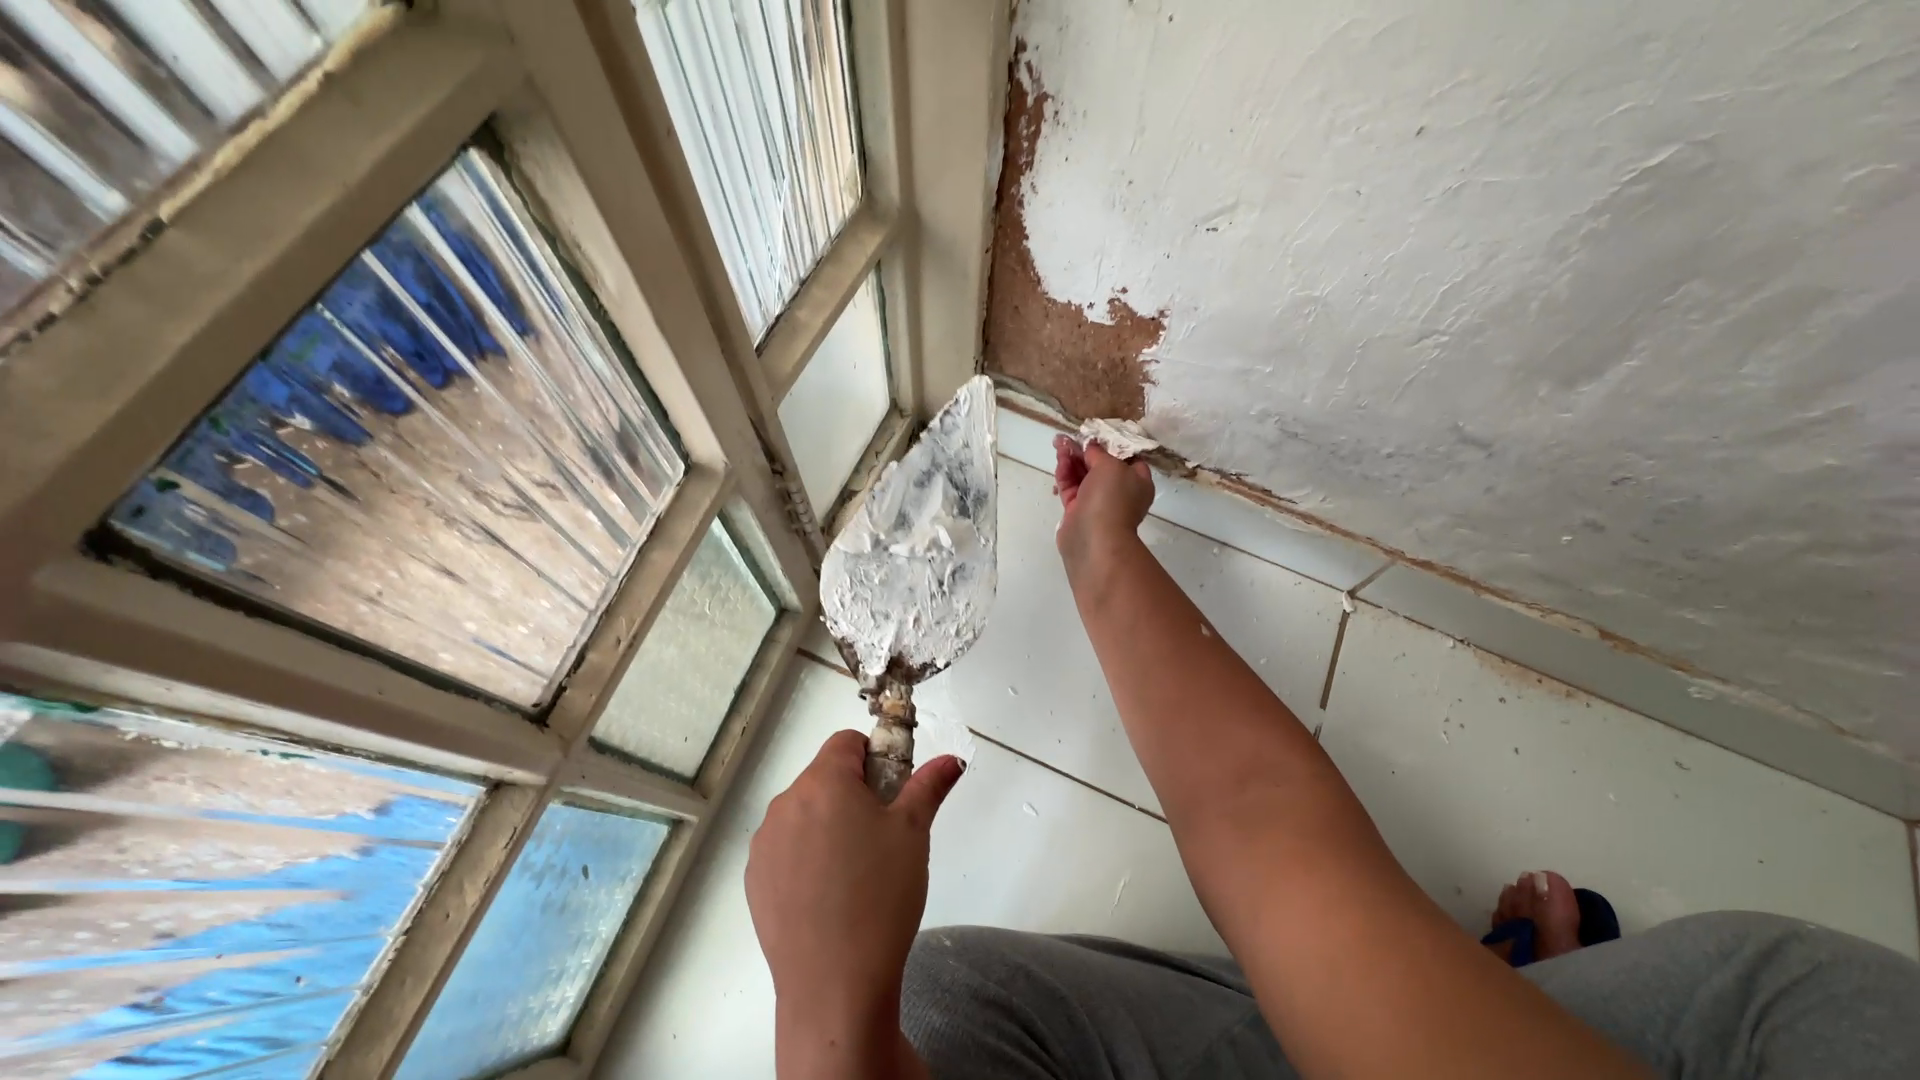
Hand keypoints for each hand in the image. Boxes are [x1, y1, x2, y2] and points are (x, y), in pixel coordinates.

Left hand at [747, 730, 964, 1026]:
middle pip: (822, 778)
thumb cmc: (882, 895)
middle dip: (852, 795)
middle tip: (881, 838)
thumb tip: (951, 759)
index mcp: (823, 782)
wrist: (834, 982)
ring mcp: (764, 844)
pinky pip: (785, 851)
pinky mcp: (754, 880)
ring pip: (803, 815)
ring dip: (827, 825)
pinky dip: (805, 859)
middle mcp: (785, 803)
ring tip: (856, 874)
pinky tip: (827, 898)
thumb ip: (929, 786)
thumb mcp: (915, 833)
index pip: (846, 742)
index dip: (874, 758)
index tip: (892, 795)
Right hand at [1053, 434, 1154, 564]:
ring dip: (1071, 459)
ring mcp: (1097, 502)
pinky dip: (1065, 474)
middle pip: (1100, 465)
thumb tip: (1090, 447)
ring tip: (1058, 444)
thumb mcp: (1111, 465)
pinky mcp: (1077, 510)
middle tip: (1068, 437)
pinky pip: (1071, 487)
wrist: (1094, 538)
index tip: (1096, 436)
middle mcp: (1119, 491)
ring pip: (1083, 475)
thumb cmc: (1112, 498)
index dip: (1111, 445)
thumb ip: (1099, 452)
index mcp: (1137, 481)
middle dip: (1084, 450)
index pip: (1127, 458)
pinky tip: (1059, 461)